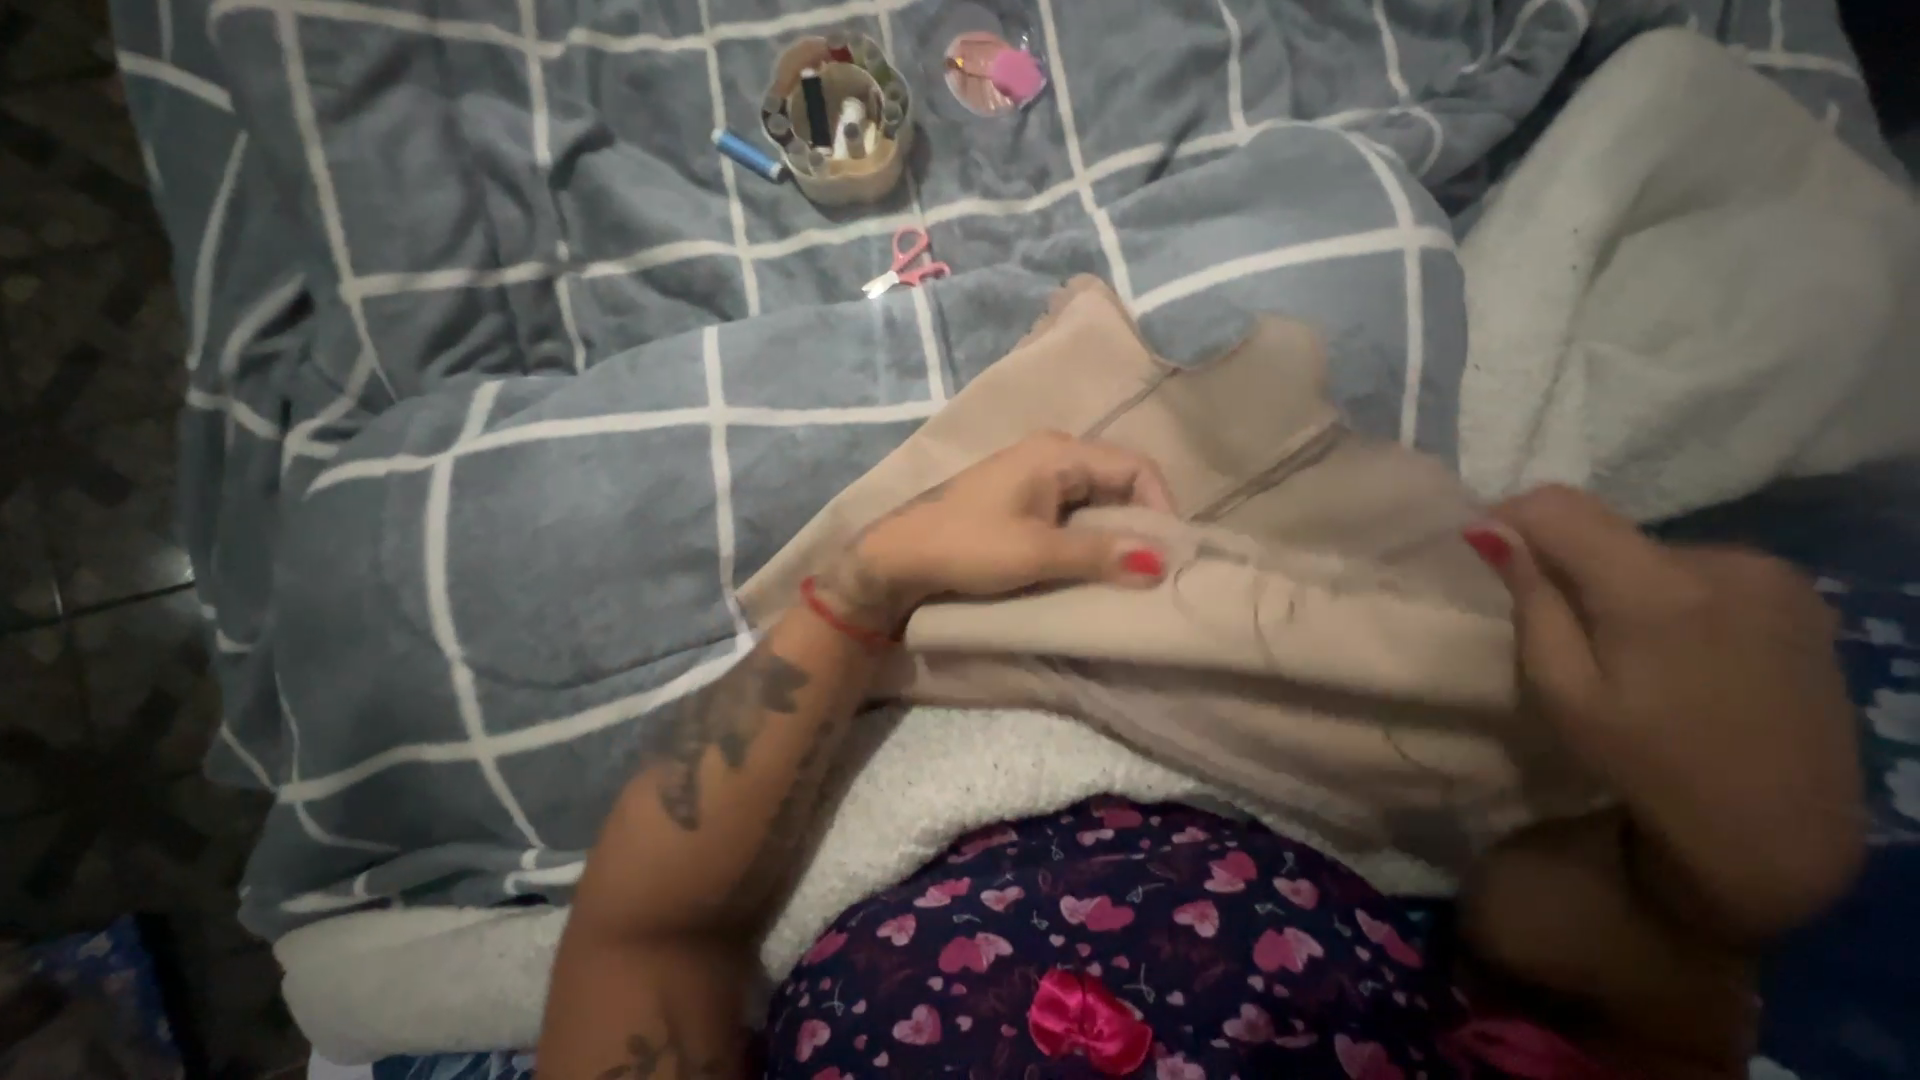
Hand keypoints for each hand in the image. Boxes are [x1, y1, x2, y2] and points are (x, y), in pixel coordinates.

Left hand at [813, 432, 1173, 630]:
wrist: (899, 558)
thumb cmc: (967, 546)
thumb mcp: (1037, 553)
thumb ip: (1098, 554)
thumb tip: (1159, 561)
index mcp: (1058, 452)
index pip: (1134, 466)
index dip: (1161, 505)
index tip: (1169, 552)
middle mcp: (1051, 453)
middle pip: (1118, 479)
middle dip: (1140, 520)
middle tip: (1155, 567)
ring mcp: (1034, 475)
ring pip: (1096, 498)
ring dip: (1115, 532)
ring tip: (1129, 572)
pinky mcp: (1022, 499)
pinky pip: (1073, 511)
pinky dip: (1090, 535)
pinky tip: (1094, 565)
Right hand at [1467, 486, 1862, 939]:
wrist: (1779, 830)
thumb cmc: (1649, 767)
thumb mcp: (1564, 692)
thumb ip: (1532, 602)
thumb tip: (1490, 532)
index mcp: (1658, 590)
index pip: (1558, 506)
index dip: (1508, 519)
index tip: (1485, 555)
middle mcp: (1724, 561)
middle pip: (1606, 528)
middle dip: (1565, 561)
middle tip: (1551, 622)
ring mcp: (1773, 575)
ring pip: (1650, 549)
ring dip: (1617, 579)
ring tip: (1617, 644)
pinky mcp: (1800, 593)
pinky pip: (1698, 568)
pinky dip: (1664, 592)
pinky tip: (1674, 650)